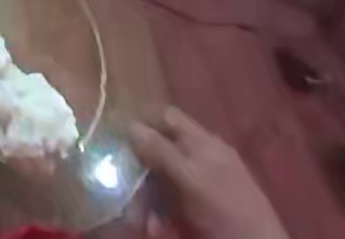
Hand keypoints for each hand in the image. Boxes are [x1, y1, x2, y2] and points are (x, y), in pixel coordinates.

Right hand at [131, 109, 288, 238]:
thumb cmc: (227, 212)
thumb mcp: (190, 179)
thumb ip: (160, 150)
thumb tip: (128, 123)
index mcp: (204, 143)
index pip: (166, 117)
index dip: (142, 121)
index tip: (118, 136)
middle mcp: (204, 159)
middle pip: (161, 149)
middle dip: (140, 166)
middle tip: (122, 180)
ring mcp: (206, 188)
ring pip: (164, 181)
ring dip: (147, 195)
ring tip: (136, 214)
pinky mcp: (206, 214)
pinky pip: (174, 206)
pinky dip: (161, 215)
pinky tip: (155, 227)